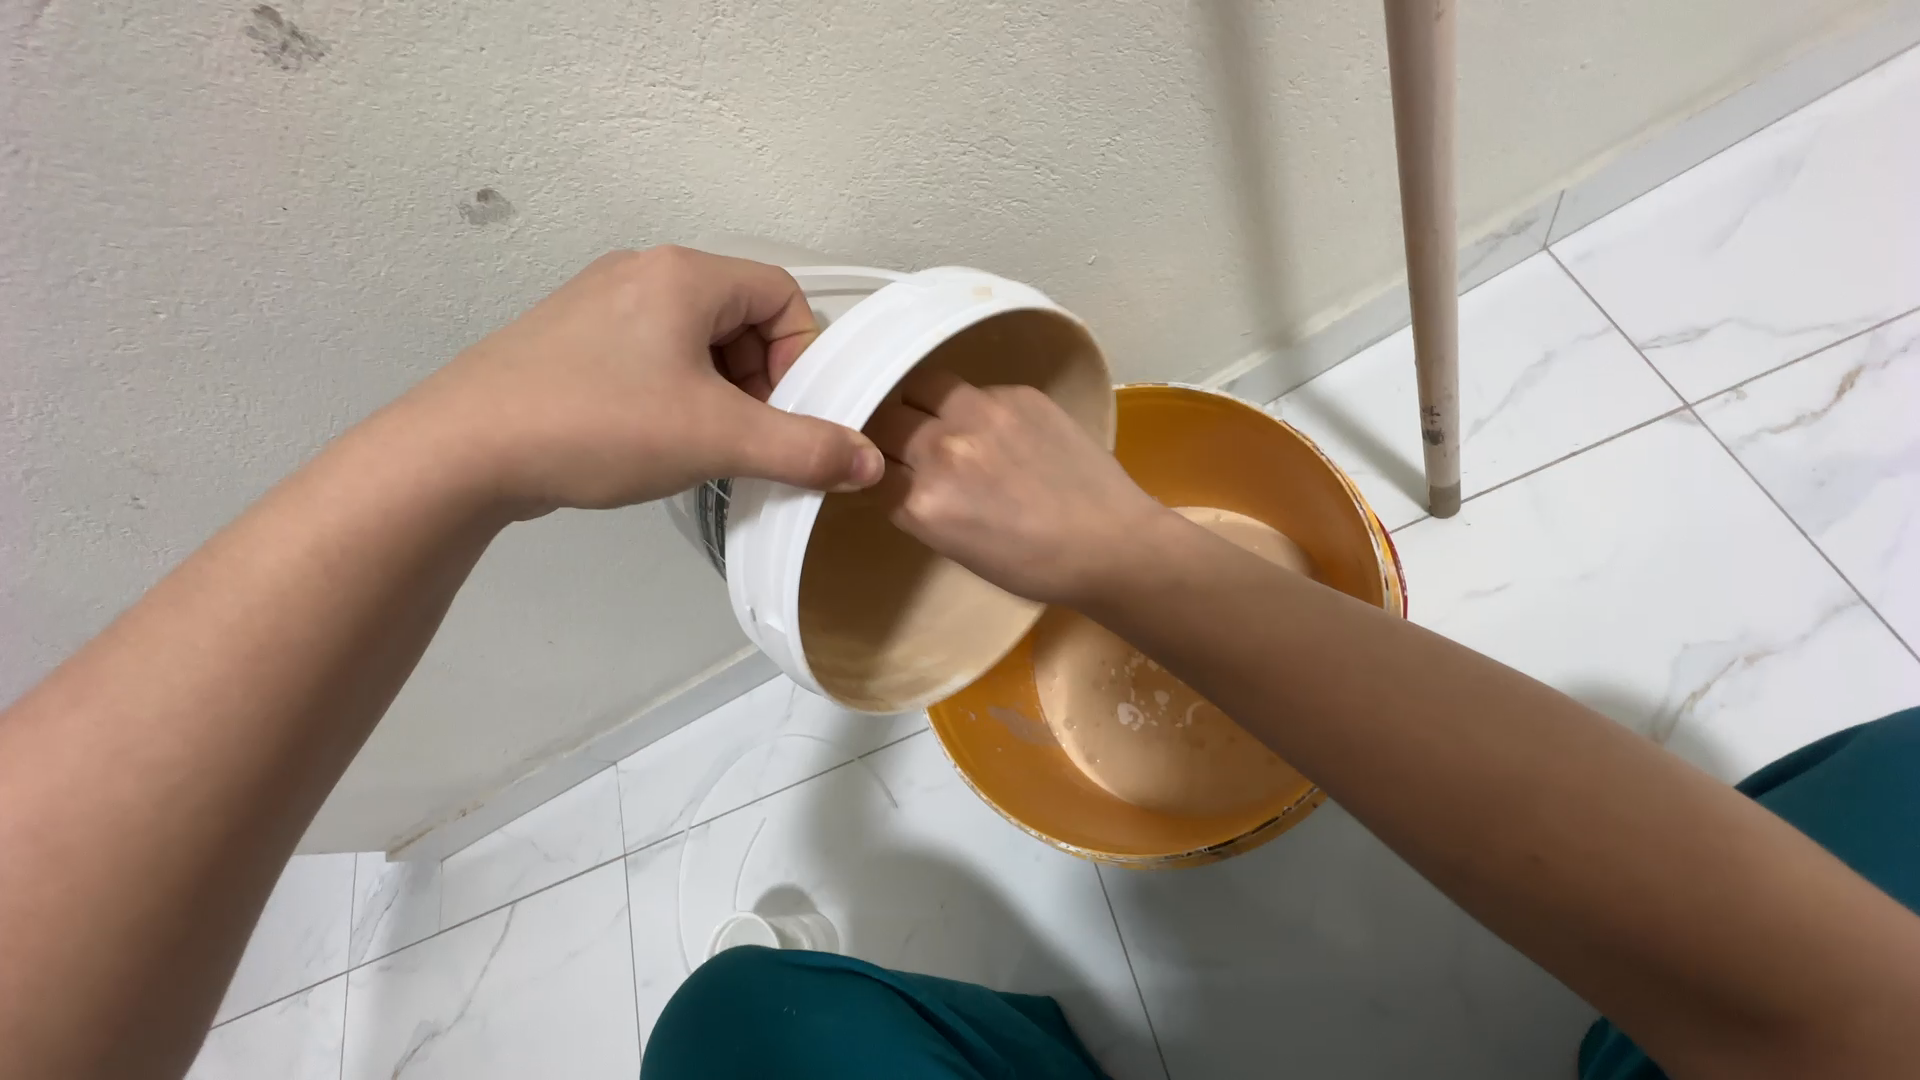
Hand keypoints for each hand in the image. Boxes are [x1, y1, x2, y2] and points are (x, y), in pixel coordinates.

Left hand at [394, 246, 884, 516]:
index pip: (783, 297)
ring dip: (724, 395)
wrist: (462, 452)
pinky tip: (660, 440)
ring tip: (705, 445)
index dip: (802, 358)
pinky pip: (659, 359)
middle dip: (763, 382)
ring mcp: (604, 307)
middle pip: (744, 320)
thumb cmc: (600, 425)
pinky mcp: (578, 343)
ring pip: (701, 344)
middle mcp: (644, 275)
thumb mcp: (720, 439)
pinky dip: (682, 397)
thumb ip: (806, 450)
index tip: (787, 414)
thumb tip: (871, 465)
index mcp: (685, 275)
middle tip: (750, 436)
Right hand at [865, 369, 1174, 605]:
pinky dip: (970, 407)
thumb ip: (919, 506)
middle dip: (885, 431)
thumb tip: (900, 474)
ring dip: (920, 405)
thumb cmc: (1033, 566)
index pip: (868, 469)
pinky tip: (995, 429)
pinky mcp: (1018, 393)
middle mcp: (943, 449)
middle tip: (903, 442)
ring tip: (939, 421)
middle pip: (884, 419)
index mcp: (924, 501)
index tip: (880, 468)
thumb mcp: (956, 549)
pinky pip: (973, 389)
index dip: (870, 468)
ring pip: (922, 387)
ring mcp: (982, 413)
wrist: (1110, 543)